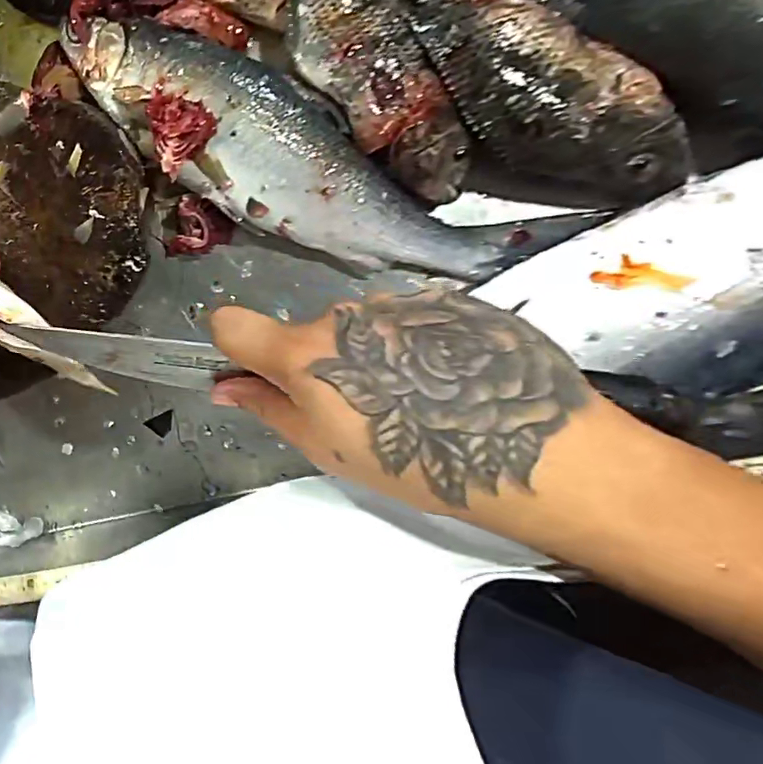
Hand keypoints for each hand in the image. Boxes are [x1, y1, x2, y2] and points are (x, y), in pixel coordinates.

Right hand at [209, 286, 595, 515]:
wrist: (538, 450)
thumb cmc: (419, 463)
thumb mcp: (328, 449)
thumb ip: (269, 409)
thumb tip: (224, 388)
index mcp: (306, 354)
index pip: (231, 324)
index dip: (233, 348)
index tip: (255, 374)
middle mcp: (344, 315)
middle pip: (305, 333)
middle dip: (318, 365)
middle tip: (360, 410)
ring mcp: (397, 302)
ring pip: (357, 327)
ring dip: (368, 355)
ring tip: (415, 399)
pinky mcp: (445, 301)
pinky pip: (404, 321)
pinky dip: (410, 346)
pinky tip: (448, 382)